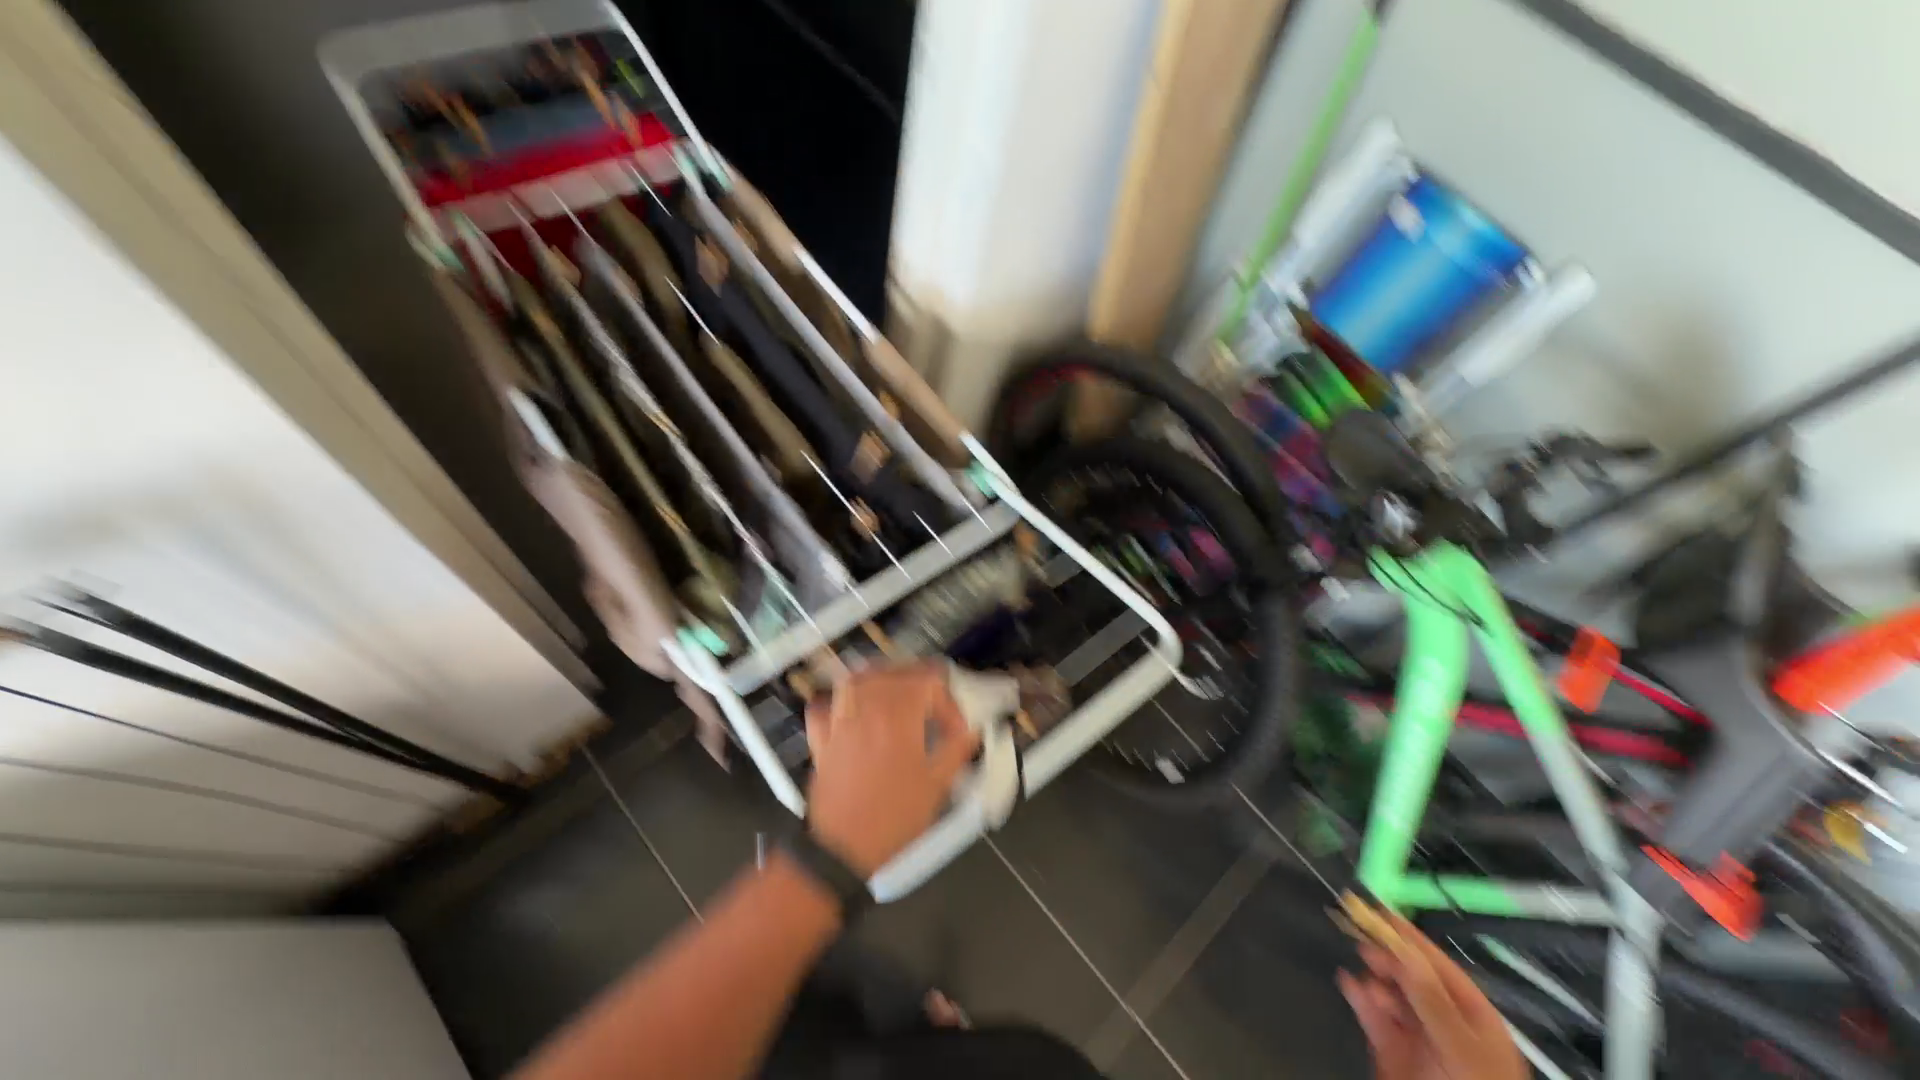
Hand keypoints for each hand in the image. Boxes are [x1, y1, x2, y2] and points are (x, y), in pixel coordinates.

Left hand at [805, 663, 979, 875]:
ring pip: (857, 680)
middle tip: (936, 699)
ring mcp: (839, 722)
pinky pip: (826, 707)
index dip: (949, 703)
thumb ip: (956, 751)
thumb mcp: (937, 786)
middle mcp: (866, 709)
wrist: (842, 849)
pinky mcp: (821, 740)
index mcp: (898, 715)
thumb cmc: (894, 818)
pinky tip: (851, 710)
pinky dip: (838, 701)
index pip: (929, 683)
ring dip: (881, 679)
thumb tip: (970, 732)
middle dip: (919, 680)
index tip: (958, 730)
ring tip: (898, 691)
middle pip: (893, 672)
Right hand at [1338, 910, 1525, 1079]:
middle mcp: (1444, 1020)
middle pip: (1412, 977)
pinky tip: (1349, 986)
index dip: (1412, 939)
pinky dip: (1360, 1000)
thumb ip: (1433, 1002)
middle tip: (1364, 941)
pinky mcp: (1393, 1052)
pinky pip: (1374, 1018)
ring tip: (1364, 976)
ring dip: (1375, 980)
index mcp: (1471, 1015)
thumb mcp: (1461, 1048)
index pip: (1439, 967)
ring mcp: (1417, 1036)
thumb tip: (1405, 955)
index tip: (1383, 912)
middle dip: (1389, 958)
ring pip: (1390, 995)